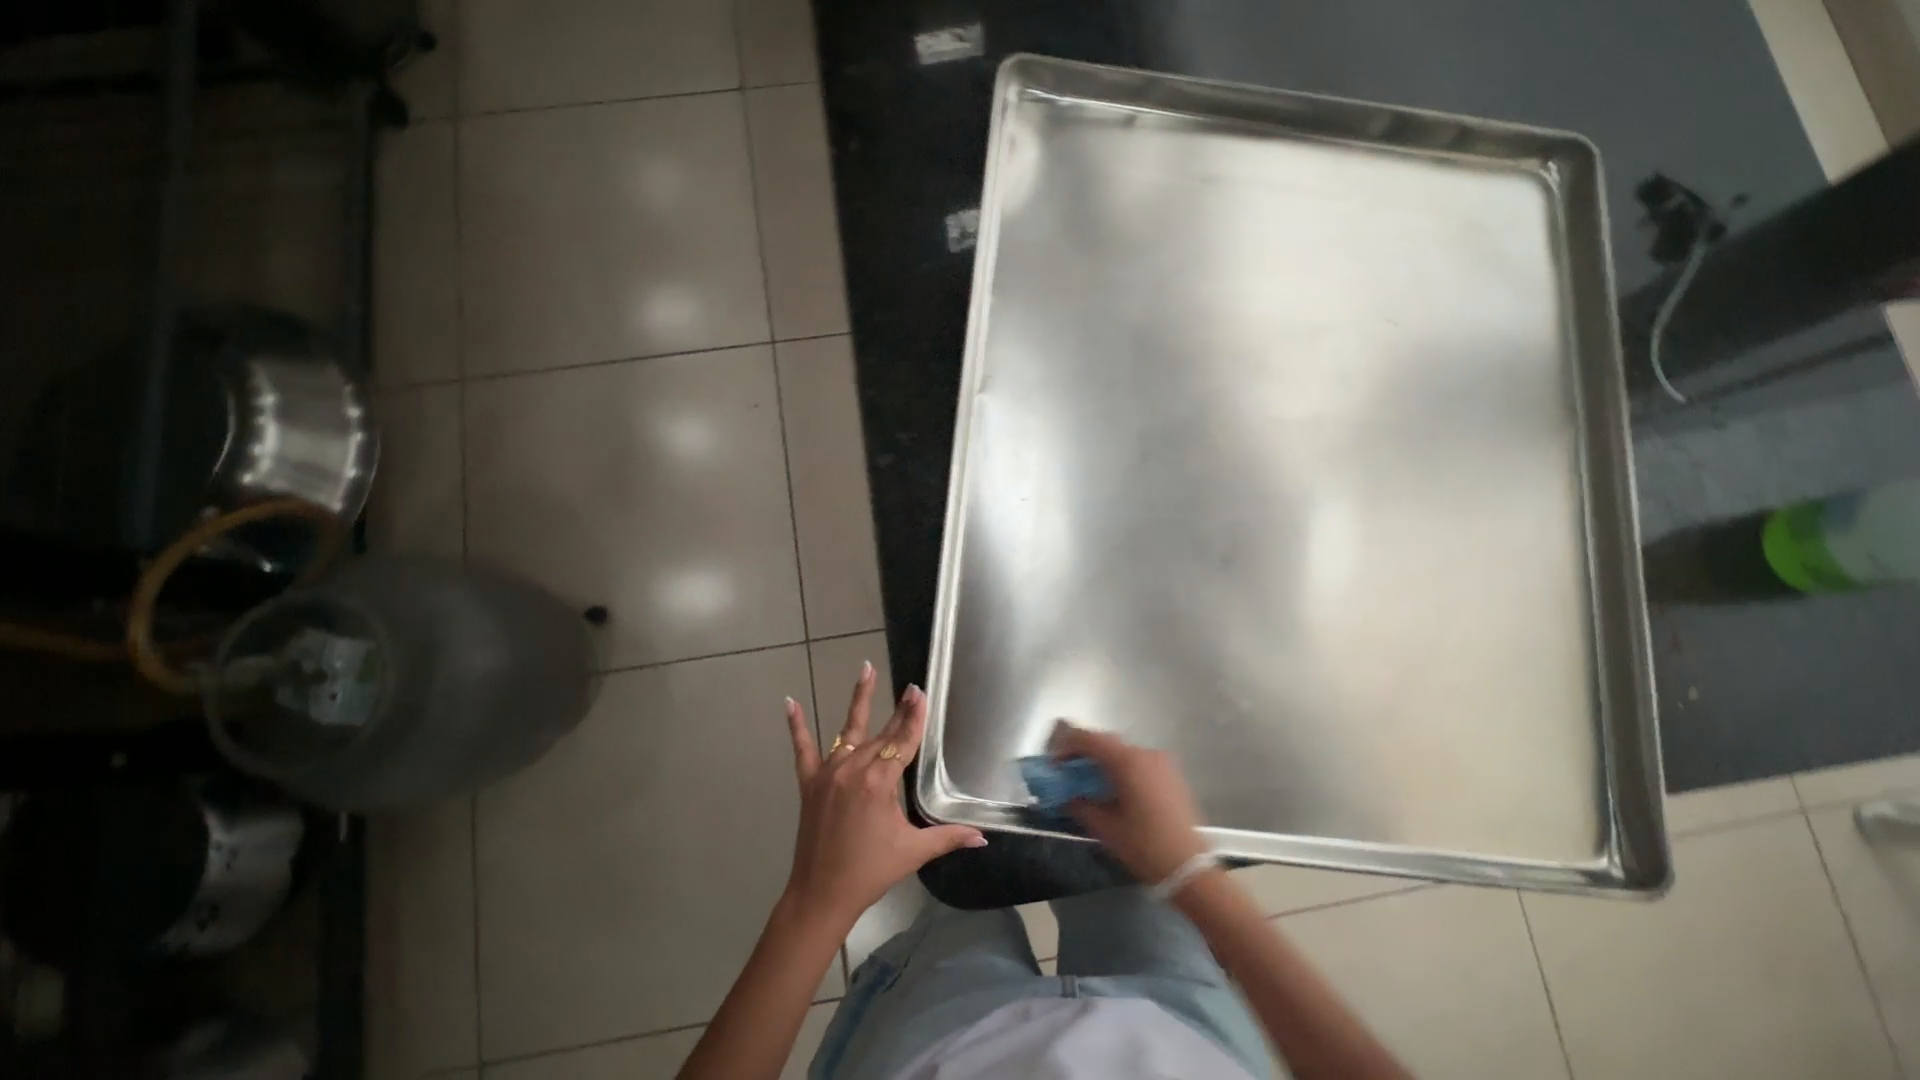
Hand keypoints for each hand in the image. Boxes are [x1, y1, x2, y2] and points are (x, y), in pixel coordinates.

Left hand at [781, 666, 986, 927]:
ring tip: (866, 668)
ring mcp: (828, 773)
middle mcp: (853, 769)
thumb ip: (948, 838)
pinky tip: (790, 702)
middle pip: (882, 734)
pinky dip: (796, 726)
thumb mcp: (913, 852)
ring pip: (847, 730)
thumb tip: (983, 838)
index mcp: (879, 783)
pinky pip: (803, 749)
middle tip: (911, 686)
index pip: (903, 742)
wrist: (821, 894)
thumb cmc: (870, 872)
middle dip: (899, 709)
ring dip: (858, 699)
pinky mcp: (809, 783)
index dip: (914, 717)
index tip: (920, 691)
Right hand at [1051, 722, 1209, 883]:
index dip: (1066, 746)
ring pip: (1124, 754)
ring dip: (1104, 764)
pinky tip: (1115, 792)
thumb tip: (1065, 796)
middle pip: (1107, 743)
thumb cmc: (1144, 846)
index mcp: (1128, 762)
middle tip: (1067, 775)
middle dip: (1084, 755)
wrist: (1190, 868)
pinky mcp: (1172, 776)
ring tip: (1090, 786)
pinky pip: (1140, 764)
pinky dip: (1122, 771)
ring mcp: (1163, 764)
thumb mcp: (1105, 828)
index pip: (1089, 739)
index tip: (1054, 764)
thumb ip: (1079, 805)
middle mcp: (1146, 754)